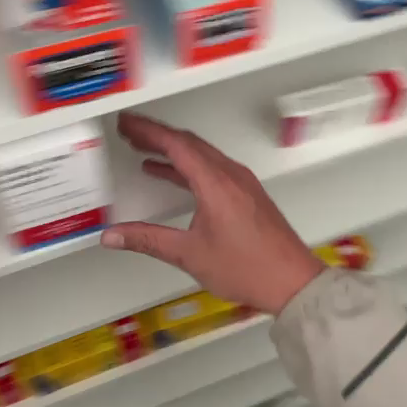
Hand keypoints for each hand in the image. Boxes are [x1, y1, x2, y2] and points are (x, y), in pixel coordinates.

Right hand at [100, 113, 323, 314]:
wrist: (292, 283)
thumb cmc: (248, 268)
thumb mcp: (189, 254)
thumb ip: (148, 240)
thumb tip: (113, 235)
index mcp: (216, 183)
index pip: (176, 144)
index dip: (147, 130)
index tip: (127, 123)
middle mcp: (231, 176)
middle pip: (189, 143)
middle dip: (157, 134)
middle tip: (130, 131)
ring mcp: (241, 183)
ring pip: (202, 154)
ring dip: (172, 149)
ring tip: (144, 148)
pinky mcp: (246, 194)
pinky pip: (212, 167)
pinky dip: (188, 165)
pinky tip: (172, 175)